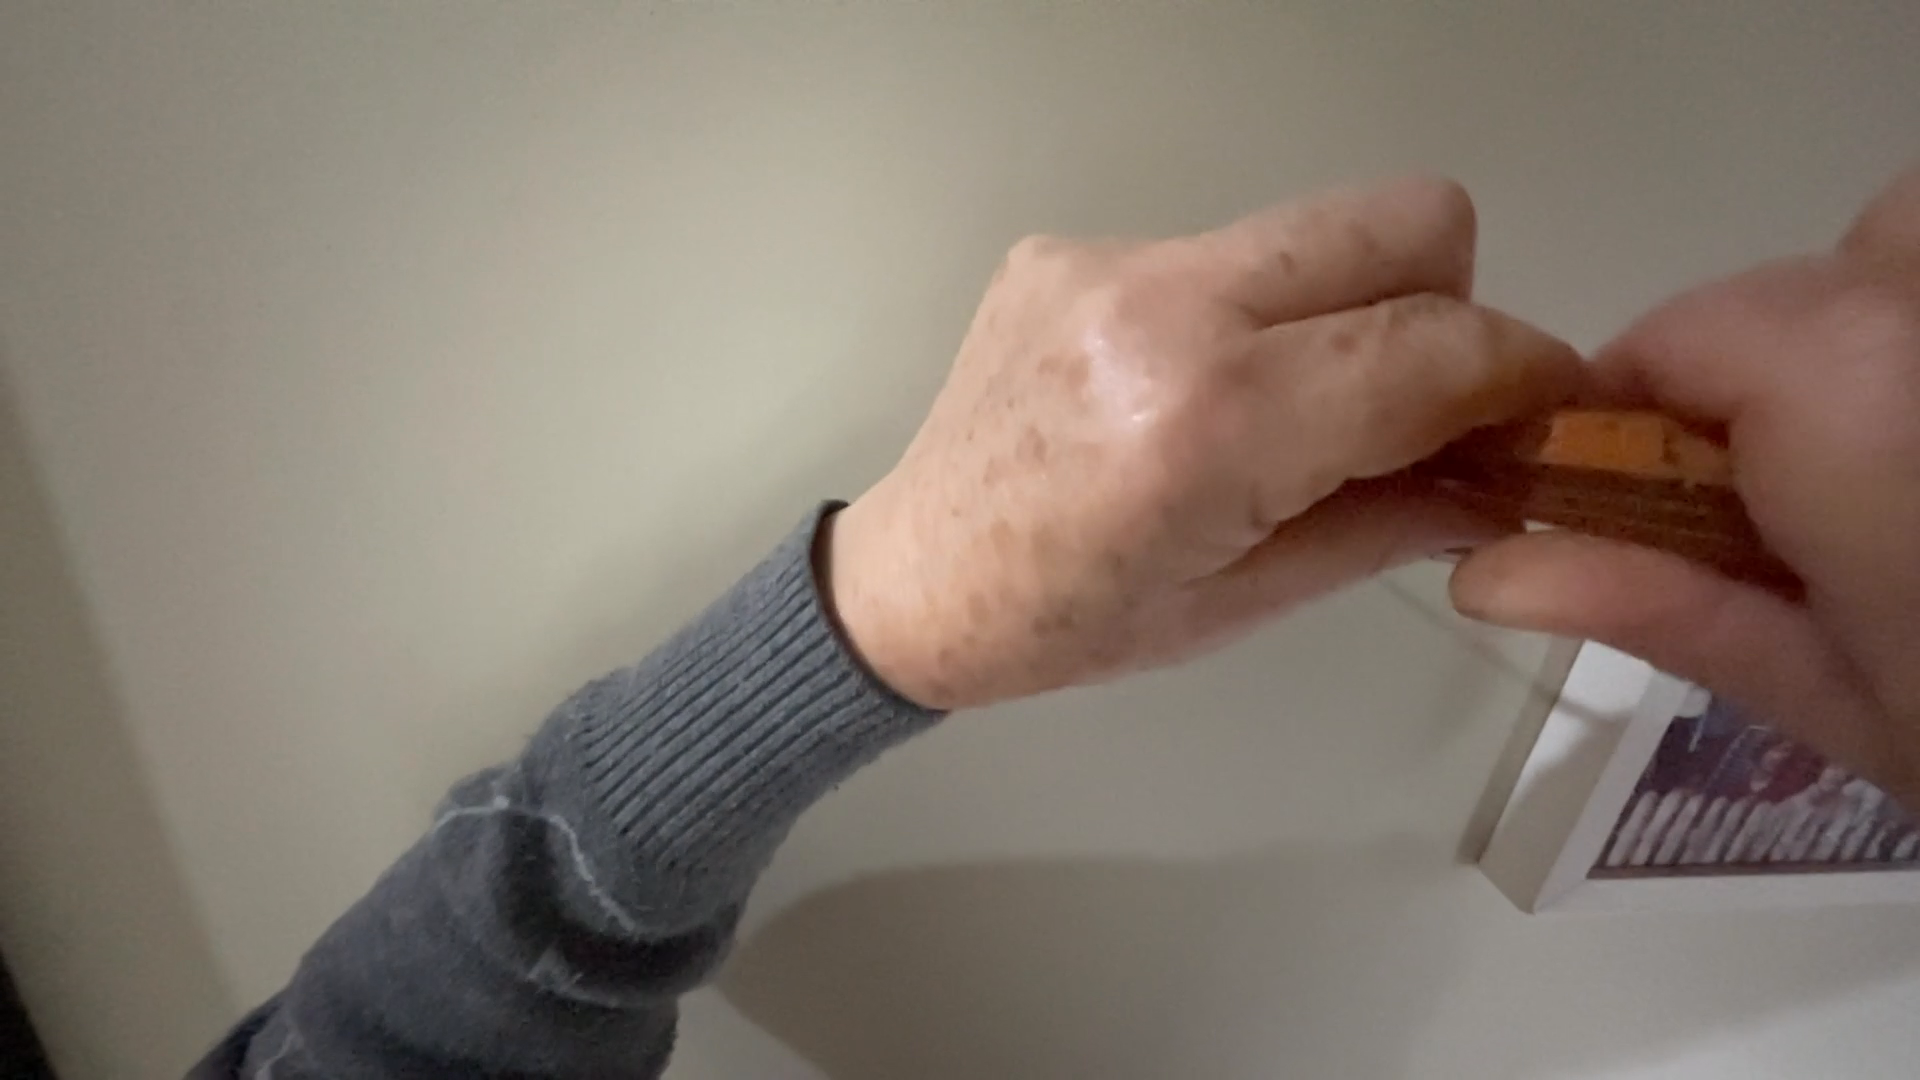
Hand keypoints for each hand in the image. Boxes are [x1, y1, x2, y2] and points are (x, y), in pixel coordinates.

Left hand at [825, 177, 1579, 709]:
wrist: (914, 579)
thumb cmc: (1063, 624)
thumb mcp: (1237, 602)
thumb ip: (1386, 521)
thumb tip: (1502, 473)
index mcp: (1206, 423)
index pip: (1441, 347)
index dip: (1520, 380)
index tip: (1528, 419)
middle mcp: (1157, 309)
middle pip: (1406, 220)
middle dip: (1441, 311)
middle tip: (1391, 406)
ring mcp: (1099, 265)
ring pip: (1310, 226)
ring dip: (1334, 310)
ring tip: (1271, 406)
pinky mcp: (1059, 251)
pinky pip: (1210, 251)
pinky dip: (1233, 312)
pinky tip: (1169, 388)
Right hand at [1451, 168, 1919, 806]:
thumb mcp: (1840, 707)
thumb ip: (1666, 612)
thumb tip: (1479, 575)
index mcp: (1895, 436)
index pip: (1717, 325)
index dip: (1637, 380)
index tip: (1614, 462)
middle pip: (1876, 238)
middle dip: (1789, 330)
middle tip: (1779, 455)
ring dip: (1878, 318)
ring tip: (1870, 447)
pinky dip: (1911, 344)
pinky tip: (1904, 455)